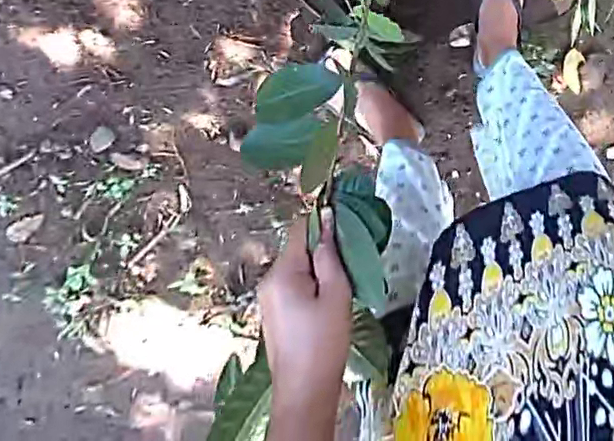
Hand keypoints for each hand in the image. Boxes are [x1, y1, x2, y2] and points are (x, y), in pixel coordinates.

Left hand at [258, 214, 352, 429]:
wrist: (304, 395)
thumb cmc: (323, 344)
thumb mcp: (336, 294)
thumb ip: (330, 254)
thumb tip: (327, 217)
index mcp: (281, 272)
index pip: (300, 228)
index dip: (322, 224)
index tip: (344, 231)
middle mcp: (268, 279)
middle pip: (297, 248)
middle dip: (321, 252)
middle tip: (346, 269)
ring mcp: (267, 297)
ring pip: (296, 267)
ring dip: (316, 270)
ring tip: (337, 290)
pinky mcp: (272, 312)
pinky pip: (291, 285)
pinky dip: (308, 286)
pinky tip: (324, 305)